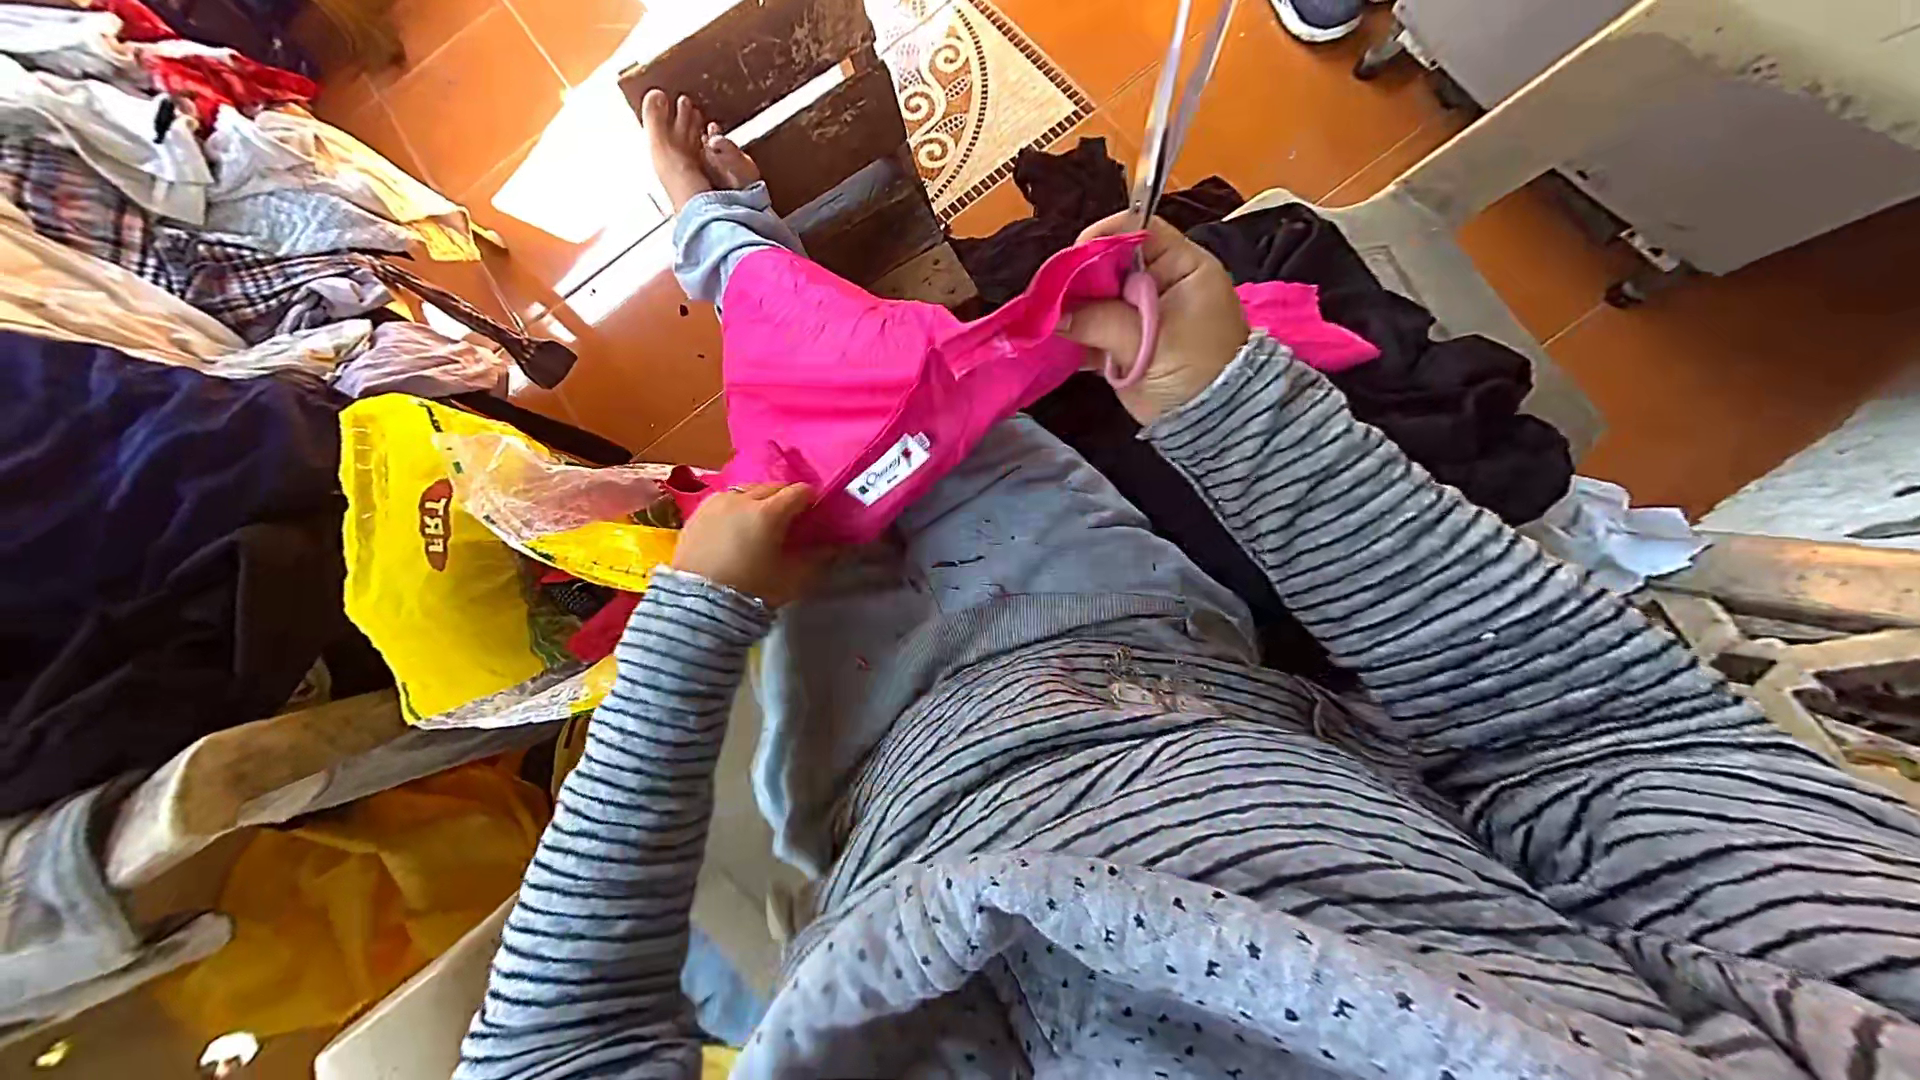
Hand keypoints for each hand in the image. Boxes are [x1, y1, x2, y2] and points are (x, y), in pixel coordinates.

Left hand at [670, 483, 826, 607]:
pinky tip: (737, 524)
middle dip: (786, 497)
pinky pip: (725, 500)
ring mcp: (717, 503)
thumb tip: (837, 546)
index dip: (812, 499)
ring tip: (762, 519)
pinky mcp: (698, 512)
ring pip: (748, 489)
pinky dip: (737, 506)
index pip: (800, 491)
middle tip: (791, 518)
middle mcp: (743, 499)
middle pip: (774, 486)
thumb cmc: (752, 590)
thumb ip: (819, 558)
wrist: (698, 604)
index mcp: (770, 512)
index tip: (815, 513)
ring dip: (760, 499)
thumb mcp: (793, 577)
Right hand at [1059, 213, 1248, 423]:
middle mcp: (1159, 284)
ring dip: (1072, 308)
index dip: (1104, 237)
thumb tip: (1054, 314)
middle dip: (1078, 278)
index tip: (1071, 258)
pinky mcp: (1124, 342)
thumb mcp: (1151, 343)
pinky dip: (1074, 334)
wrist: (1207, 424)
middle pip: (1110, 264)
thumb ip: (1101, 322)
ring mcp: (1140, 314)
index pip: (1140, 231)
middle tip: (1048, 295)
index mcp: (1181, 268)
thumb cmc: (1193, 374)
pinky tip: (1052, 338)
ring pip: (1097, 298)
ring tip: (1046, 317)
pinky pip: (1093, 328)